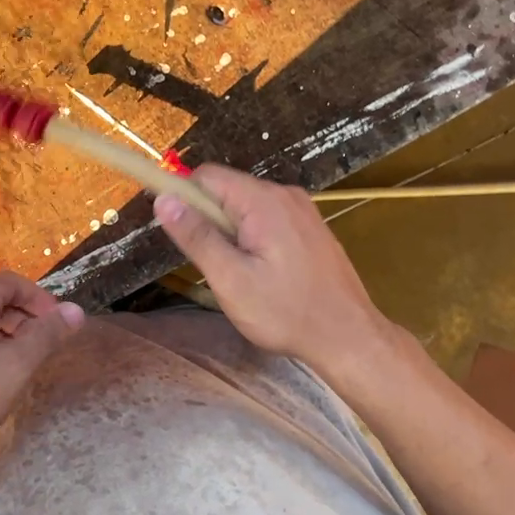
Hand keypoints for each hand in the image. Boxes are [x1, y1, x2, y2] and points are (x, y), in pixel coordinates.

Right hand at [154, 164, 394, 385]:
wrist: (351, 338)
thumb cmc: (287, 313)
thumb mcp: (231, 279)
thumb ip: (196, 236)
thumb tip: (163, 199)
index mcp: (263, 201)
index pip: (206, 176)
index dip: (183, 197)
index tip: (179, 233)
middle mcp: (284, 194)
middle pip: (226, 189)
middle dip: (209, 220)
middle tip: (215, 264)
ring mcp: (301, 209)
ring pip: (245, 205)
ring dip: (231, 232)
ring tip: (240, 274)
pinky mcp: (309, 226)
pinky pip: (266, 217)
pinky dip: (253, 237)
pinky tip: (263, 273)